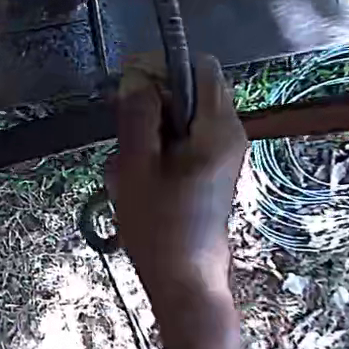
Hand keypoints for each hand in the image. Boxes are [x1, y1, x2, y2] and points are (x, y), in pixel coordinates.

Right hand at [109, 54, 245, 303]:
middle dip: (148, 107)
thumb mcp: (138, 167)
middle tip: (120, 137)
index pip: (197, 68)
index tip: (125, 85)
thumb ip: (138, 117)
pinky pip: (180, 145)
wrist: (184, 281)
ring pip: (178, 121)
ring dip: (146, 135)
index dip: (159, 67)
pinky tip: (135, 181)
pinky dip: (155, 153)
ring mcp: (220, 155)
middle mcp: (228, 135)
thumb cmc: (159, 226)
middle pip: (187, 94)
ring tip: (125, 168)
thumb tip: (135, 77)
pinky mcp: (209, 172)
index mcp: (217, 128)